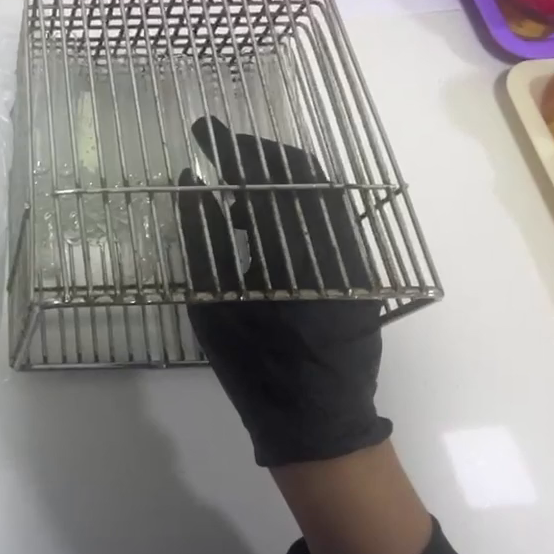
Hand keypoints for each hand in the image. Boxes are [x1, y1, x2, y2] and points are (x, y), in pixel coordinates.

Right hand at [178, 117, 390, 466]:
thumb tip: (191, 185)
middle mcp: (335, 248)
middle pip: (302, 175)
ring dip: (280, 175)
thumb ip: (201, 238)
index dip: (232, 149)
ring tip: (239, 176)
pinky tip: (268, 215)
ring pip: (321, 194)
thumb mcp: (212, 303)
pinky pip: (330, 220)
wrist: (316, 422)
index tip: (204, 131)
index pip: (264, 180)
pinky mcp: (361, 274)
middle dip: (259, 153)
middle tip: (222, 146)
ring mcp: (356, 260)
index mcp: (293, 254)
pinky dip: (298, 204)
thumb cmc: (253, 366)